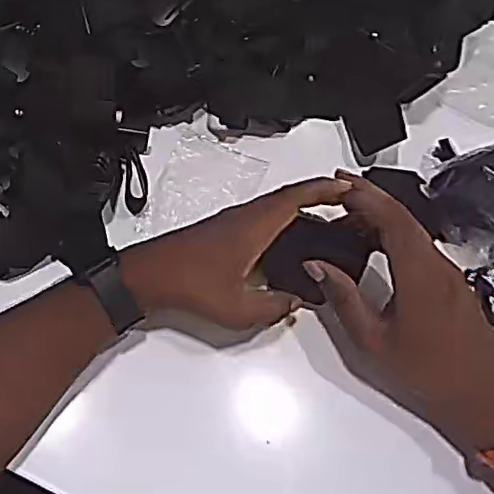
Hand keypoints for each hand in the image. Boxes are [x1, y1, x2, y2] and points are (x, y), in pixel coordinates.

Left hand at [120, 177, 351, 330]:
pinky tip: (284, 237)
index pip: (293, 198)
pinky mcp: (218, 232)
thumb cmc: (183, 281)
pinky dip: (278, 218)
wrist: (147, 275)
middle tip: (343, 201)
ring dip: (297, 207)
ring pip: (270, 207)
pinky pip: (257, 217)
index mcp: (249, 228)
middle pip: (285, 198)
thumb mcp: (238, 307)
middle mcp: (239, 219)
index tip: (346, 186)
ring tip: (321, 219)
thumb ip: (273, 307)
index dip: (323, 189)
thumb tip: (292, 302)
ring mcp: (227, 223)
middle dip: (317, 196)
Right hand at [309, 169, 493, 452]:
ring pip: (412, 231)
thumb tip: (317, 266)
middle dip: (369, 198)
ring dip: (379, 216)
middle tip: (337, 189)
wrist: (489, 405)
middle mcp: (440, 269)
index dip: (363, 196)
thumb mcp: (371, 340)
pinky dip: (392, 235)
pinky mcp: (453, 287)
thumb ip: (342, 297)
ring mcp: (450, 277)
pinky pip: (419, 247)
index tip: (338, 183)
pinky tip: (372, 243)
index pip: (391, 219)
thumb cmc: (433, 377)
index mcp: (419, 276)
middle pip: (403, 218)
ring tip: (346, 216)